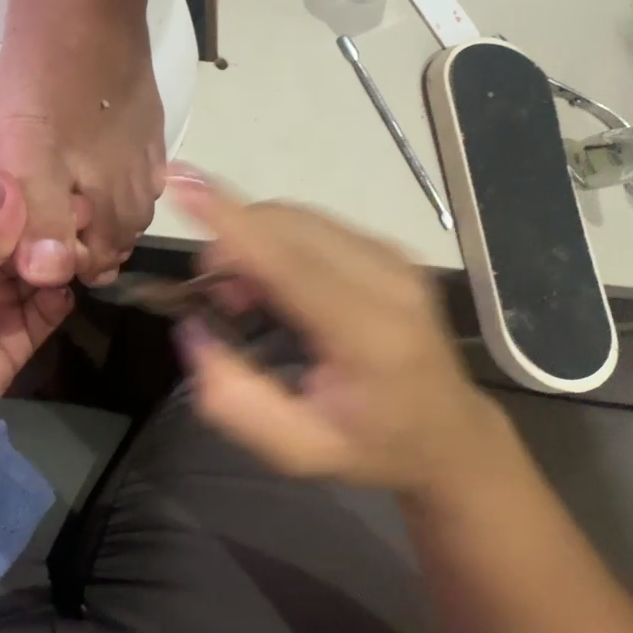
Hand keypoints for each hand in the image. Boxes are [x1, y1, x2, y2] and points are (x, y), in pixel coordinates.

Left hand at [0, 0, 168, 287]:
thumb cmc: (48, 58)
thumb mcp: (31, 149)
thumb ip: (43, 215)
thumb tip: (51, 277)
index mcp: (119, 174)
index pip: (108, 244)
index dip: (71, 265)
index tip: (25, 273)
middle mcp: (132, 145)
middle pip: (114, 210)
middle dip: (76, 237)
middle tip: (24, 245)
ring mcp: (123, 102)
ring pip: (107, 166)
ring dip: (77, 192)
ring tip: (35, 206)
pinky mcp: (104, 65)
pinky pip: (96, 122)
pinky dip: (76, 144)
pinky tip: (52, 137)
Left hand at [0, 173, 74, 468]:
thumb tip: (13, 184)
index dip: (24, 199)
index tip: (59, 182)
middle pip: (20, 242)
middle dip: (48, 229)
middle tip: (82, 216)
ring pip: (38, 273)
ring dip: (58, 261)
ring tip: (80, 252)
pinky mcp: (18, 343)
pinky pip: (46, 312)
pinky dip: (59, 299)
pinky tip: (66, 289)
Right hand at [166, 169, 509, 497]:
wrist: (452, 435)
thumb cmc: (372, 445)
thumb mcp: (298, 449)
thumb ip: (235, 398)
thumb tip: (193, 328)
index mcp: (370, 337)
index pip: (290, 263)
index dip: (231, 221)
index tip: (181, 183)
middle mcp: (389, 283)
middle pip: (284, 227)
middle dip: (230, 242)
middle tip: (216, 297)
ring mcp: (394, 259)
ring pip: (292, 217)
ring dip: (250, 242)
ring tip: (244, 296)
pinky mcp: (388, 247)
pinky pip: (308, 223)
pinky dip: (272, 241)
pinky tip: (274, 284)